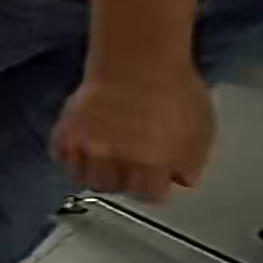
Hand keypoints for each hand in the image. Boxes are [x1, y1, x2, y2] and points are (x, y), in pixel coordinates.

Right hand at [52, 74, 214, 200]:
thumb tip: (181, 179)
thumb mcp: (200, 129)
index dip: (153, 190)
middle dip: (121, 182)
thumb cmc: (170, 91)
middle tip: (127, 172)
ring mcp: (83, 148)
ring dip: (93, 173)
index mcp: (151, 162)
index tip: (152, 186)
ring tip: (103, 163)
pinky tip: (84, 149)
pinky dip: (72, 158)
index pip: (148, 195)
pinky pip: (62, 159)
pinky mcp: (63, 136)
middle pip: (111, 188)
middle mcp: (113, 160)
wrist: (135, 66)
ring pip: (81, 178)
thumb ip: (190, 160)